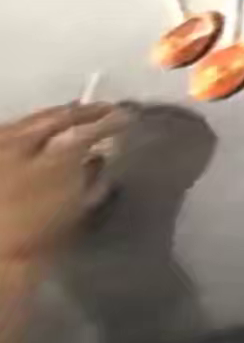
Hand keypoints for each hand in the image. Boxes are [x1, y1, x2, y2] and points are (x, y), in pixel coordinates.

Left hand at [0, 104, 129, 261]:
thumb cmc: (39, 234)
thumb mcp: (79, 205)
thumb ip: (93, 175)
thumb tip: (98, 156)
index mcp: (54, 160)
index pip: (94, 128)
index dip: (116, 119)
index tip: (131, 117)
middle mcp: (18, 152)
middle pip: (54, 119)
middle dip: (83, 111)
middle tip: (105, 108)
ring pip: (19, 125)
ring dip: (48, 117)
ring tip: (66, 115)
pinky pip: (1, 139)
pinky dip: (16, 131)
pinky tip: (27, 133)